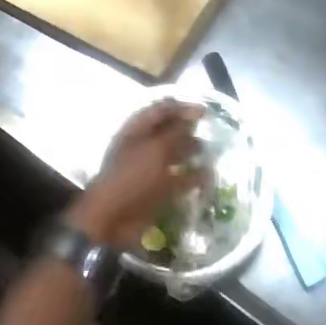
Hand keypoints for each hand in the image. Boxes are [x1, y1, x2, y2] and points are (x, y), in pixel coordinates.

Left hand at [66, 100, 205, 246]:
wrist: (113, 216)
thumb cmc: (132, 177)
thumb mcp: (155, 150)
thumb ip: (174, 134)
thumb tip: (191, 120)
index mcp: (137, 130)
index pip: (160, 110)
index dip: (181, 108)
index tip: (205, 112)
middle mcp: (144, 145)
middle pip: (168, 131)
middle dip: (188, 130)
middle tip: (211, 133)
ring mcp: (151, 168)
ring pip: (174, 155)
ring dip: (191, 152)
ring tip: (211, 152)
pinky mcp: (158, 189)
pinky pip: (178, 179)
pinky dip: (193, 177)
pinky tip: (208, 175)